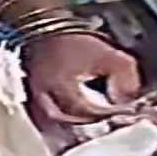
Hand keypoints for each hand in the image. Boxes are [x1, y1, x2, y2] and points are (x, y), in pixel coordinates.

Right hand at [23, 32, 141, 123]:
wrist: (47, 33)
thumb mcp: (116, 60)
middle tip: (105, 118)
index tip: (124, 112)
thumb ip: (125, 84)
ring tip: (90, 118)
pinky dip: (59, 113)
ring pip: (48, 116)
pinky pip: (43, 109)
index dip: (105, 114)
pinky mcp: (31, 92)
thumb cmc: (79, 45)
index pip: (82, 110)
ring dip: (70, 120)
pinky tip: (73, 112)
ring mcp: (32, 93)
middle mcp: (41, 93)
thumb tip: (125, 103)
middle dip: (84, 121)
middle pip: (60, 118)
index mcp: (60, 85)